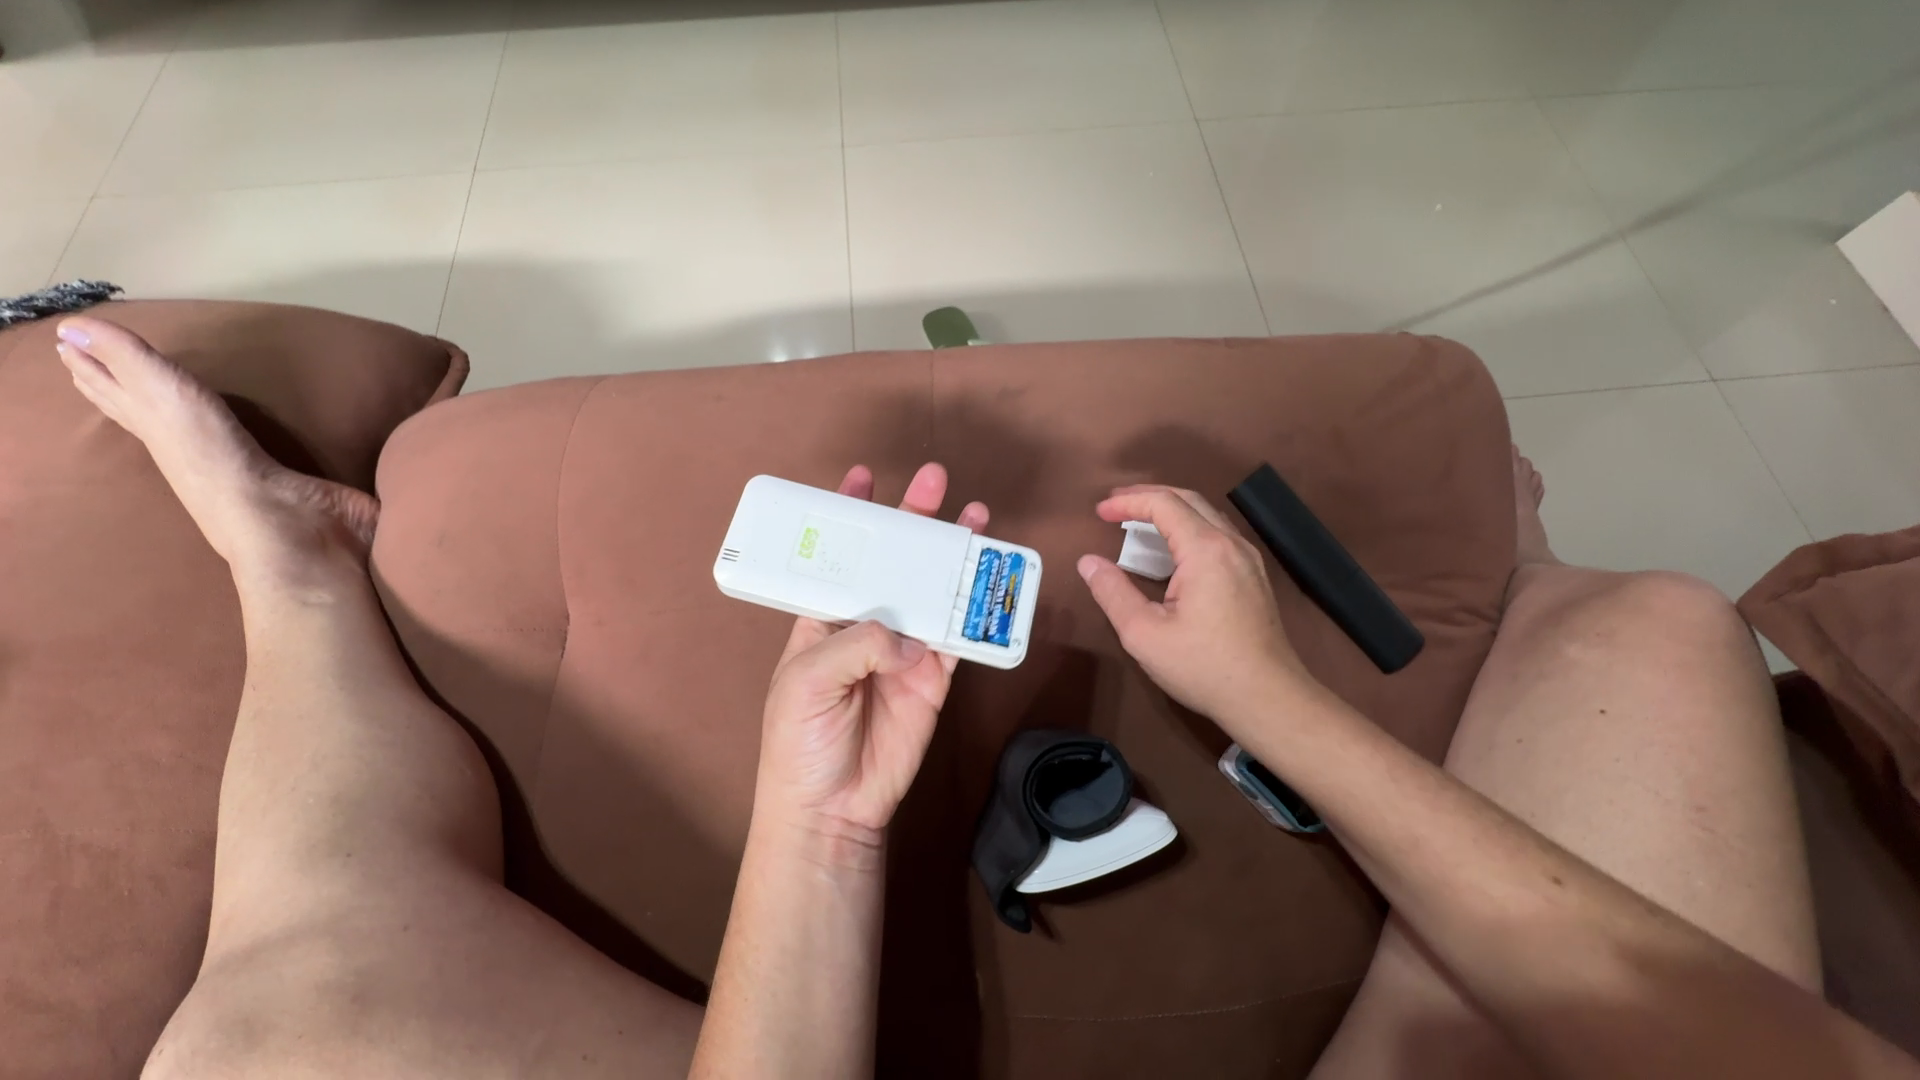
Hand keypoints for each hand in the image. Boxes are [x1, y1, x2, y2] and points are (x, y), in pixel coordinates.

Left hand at [755, 463, 988, 853]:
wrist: (833, 806)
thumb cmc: (799, 740)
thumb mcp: (808, 680)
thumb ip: (857, 644)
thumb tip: (910, 638)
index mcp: (825, 617)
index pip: (840, 557)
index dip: (850, 517)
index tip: (862, 478)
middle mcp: (867, 625)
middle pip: (895, 563)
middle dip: (915, 520)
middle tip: (935, 480)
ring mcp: (904, 649)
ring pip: (934, 591)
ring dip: (954, 556)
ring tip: (974, 516)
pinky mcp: (934, 677)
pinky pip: (961, 637)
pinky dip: (978, 612)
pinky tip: (992, 580)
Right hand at [1077, 485, 1316, 729]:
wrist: (1268, 698)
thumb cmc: (1202, 666)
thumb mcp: (1143, 634)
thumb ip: (1113, 592)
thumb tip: (1088, 562)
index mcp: (1205, 550)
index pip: (1163, 504)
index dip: (1128, 502)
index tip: (1099, 512)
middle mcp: (1231, 544)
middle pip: (1188, 500)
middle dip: (1148, 497)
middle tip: (1115, 507)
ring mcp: (1248, 559)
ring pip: (1206, 516)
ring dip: (1170, 511)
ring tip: (1139, 523)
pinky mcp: (1254, 577)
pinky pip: (1218, 535)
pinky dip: (1188, 529)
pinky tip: (1172, 551)